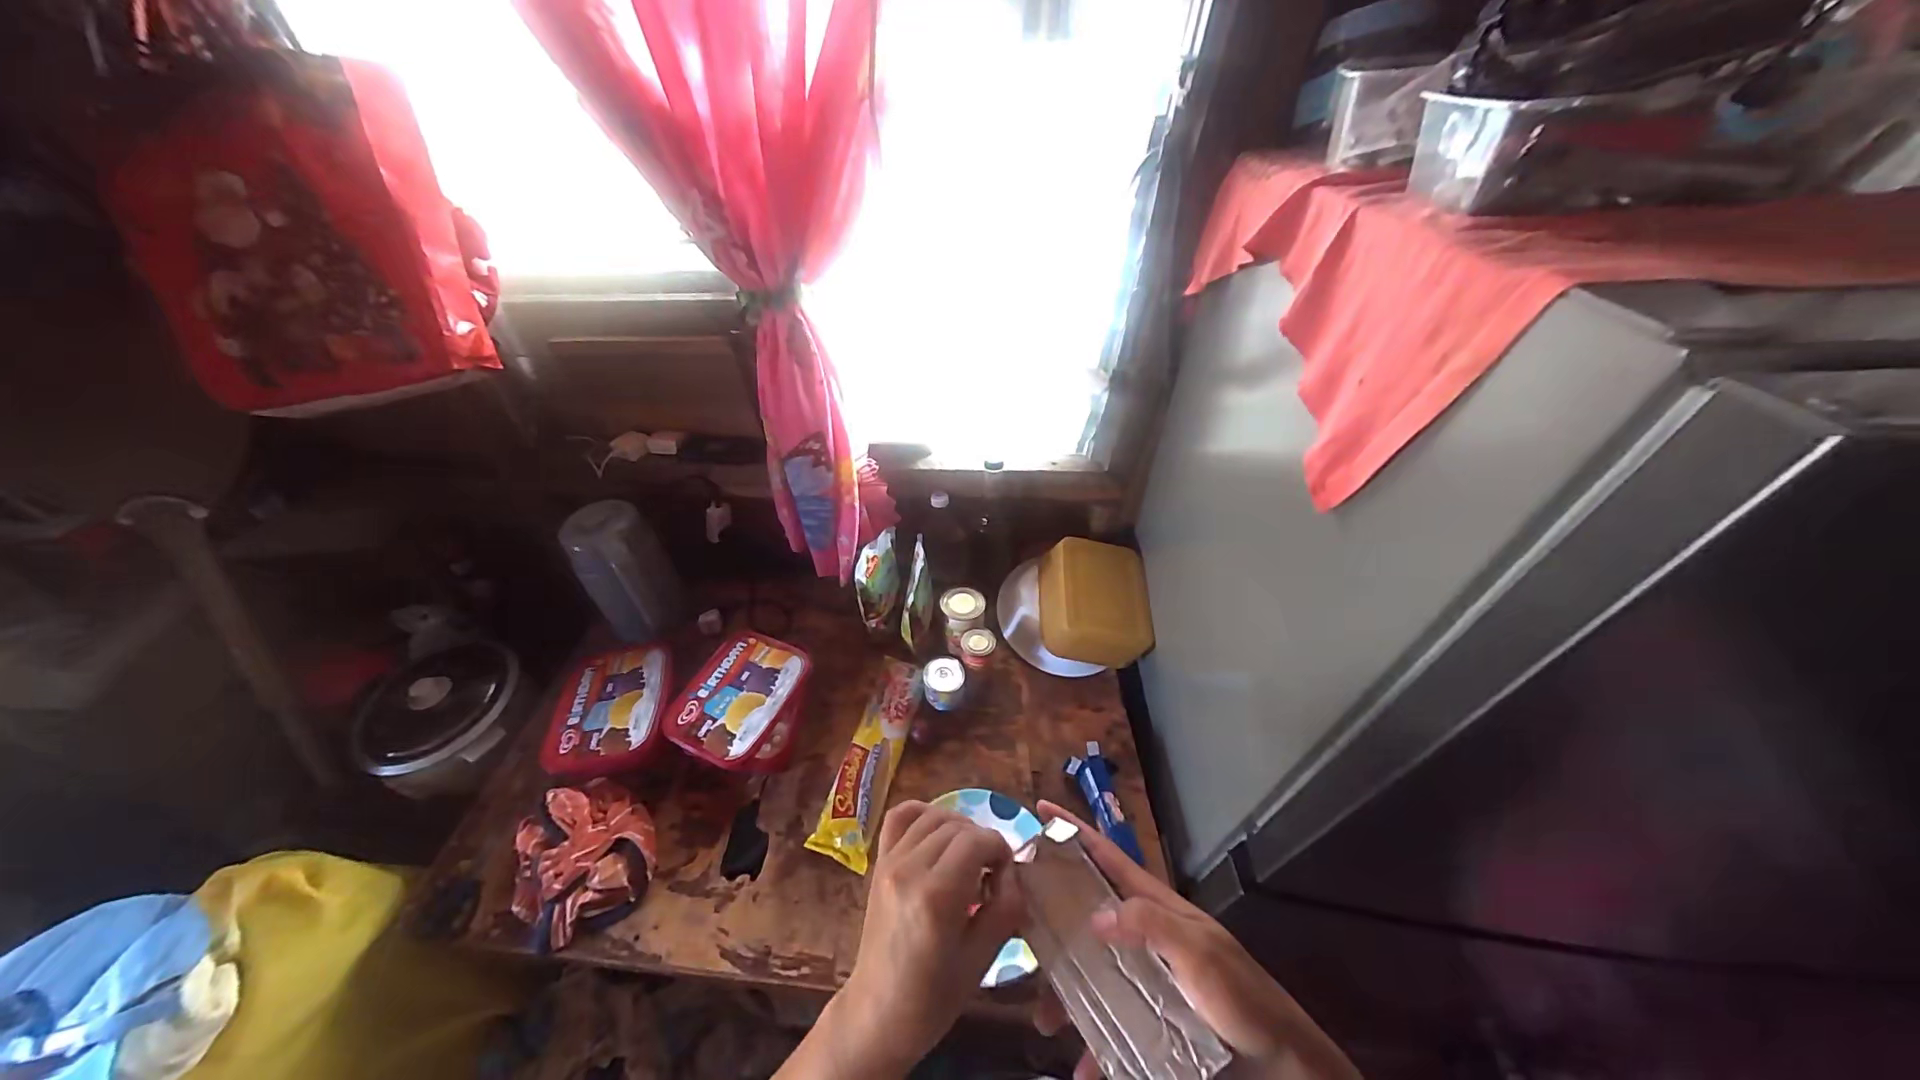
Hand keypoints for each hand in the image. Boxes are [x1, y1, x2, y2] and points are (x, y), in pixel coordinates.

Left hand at [778, 801, 1024, 1079]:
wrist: (878, 1013)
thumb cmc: (933, 997)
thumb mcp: (982, 958)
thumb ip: (1005, 907)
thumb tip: (1013, 873)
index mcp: (936, 895)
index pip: (978, 840)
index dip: (1001, 850)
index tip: (1006, 876)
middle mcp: (909, 868)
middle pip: (958, 826)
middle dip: (983, 842)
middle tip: (991, 874)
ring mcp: (890, 862)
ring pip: (933, 816)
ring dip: (958, 829)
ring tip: (968, 859)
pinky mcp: (879, 863)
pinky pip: (900, 817)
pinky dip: (923, 814)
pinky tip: (939, 835)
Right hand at [1033, 801, 1359, 1079]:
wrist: (1283, 1067)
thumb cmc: (1244, 1000)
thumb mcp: (1200, 953)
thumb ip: (1151, 925)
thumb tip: (1093, 915)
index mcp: (1157, 907)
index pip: (1109, 859)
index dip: (1076, 833)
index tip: (1042, 810)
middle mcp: (1144, 935)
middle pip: (1086, 915)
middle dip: (1053, 924)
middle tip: (1022, 934)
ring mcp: (1145, 976)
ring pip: (1090, 972)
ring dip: (1065, 996)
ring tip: (1046, 1022)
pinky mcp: (1149, 1018)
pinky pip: (1109, 1025)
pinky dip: (1093, 1047)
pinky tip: (1082, 1069)